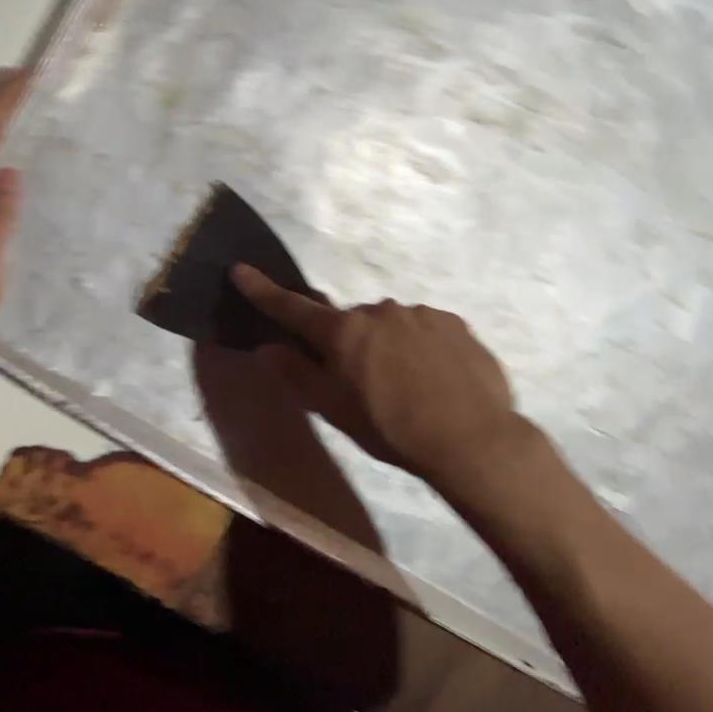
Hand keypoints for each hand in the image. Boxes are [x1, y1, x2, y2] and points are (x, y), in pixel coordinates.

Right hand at [231, 264, 535, 496]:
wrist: (472, 440)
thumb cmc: (390, 429)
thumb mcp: (333, 410)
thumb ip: (297, 374)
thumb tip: (267, 349)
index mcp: (342, 332)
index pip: (292, 308)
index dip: (263, 291)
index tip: (240, 270)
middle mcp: (378, 311)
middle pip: (349, 321)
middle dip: (349, 342)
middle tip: (361, 381)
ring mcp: (420, 313)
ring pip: (389, 325)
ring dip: (387, 344)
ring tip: (406, 385)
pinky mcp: (455, 323)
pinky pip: (424, 329)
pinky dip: (420, 348)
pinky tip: (433, 378)